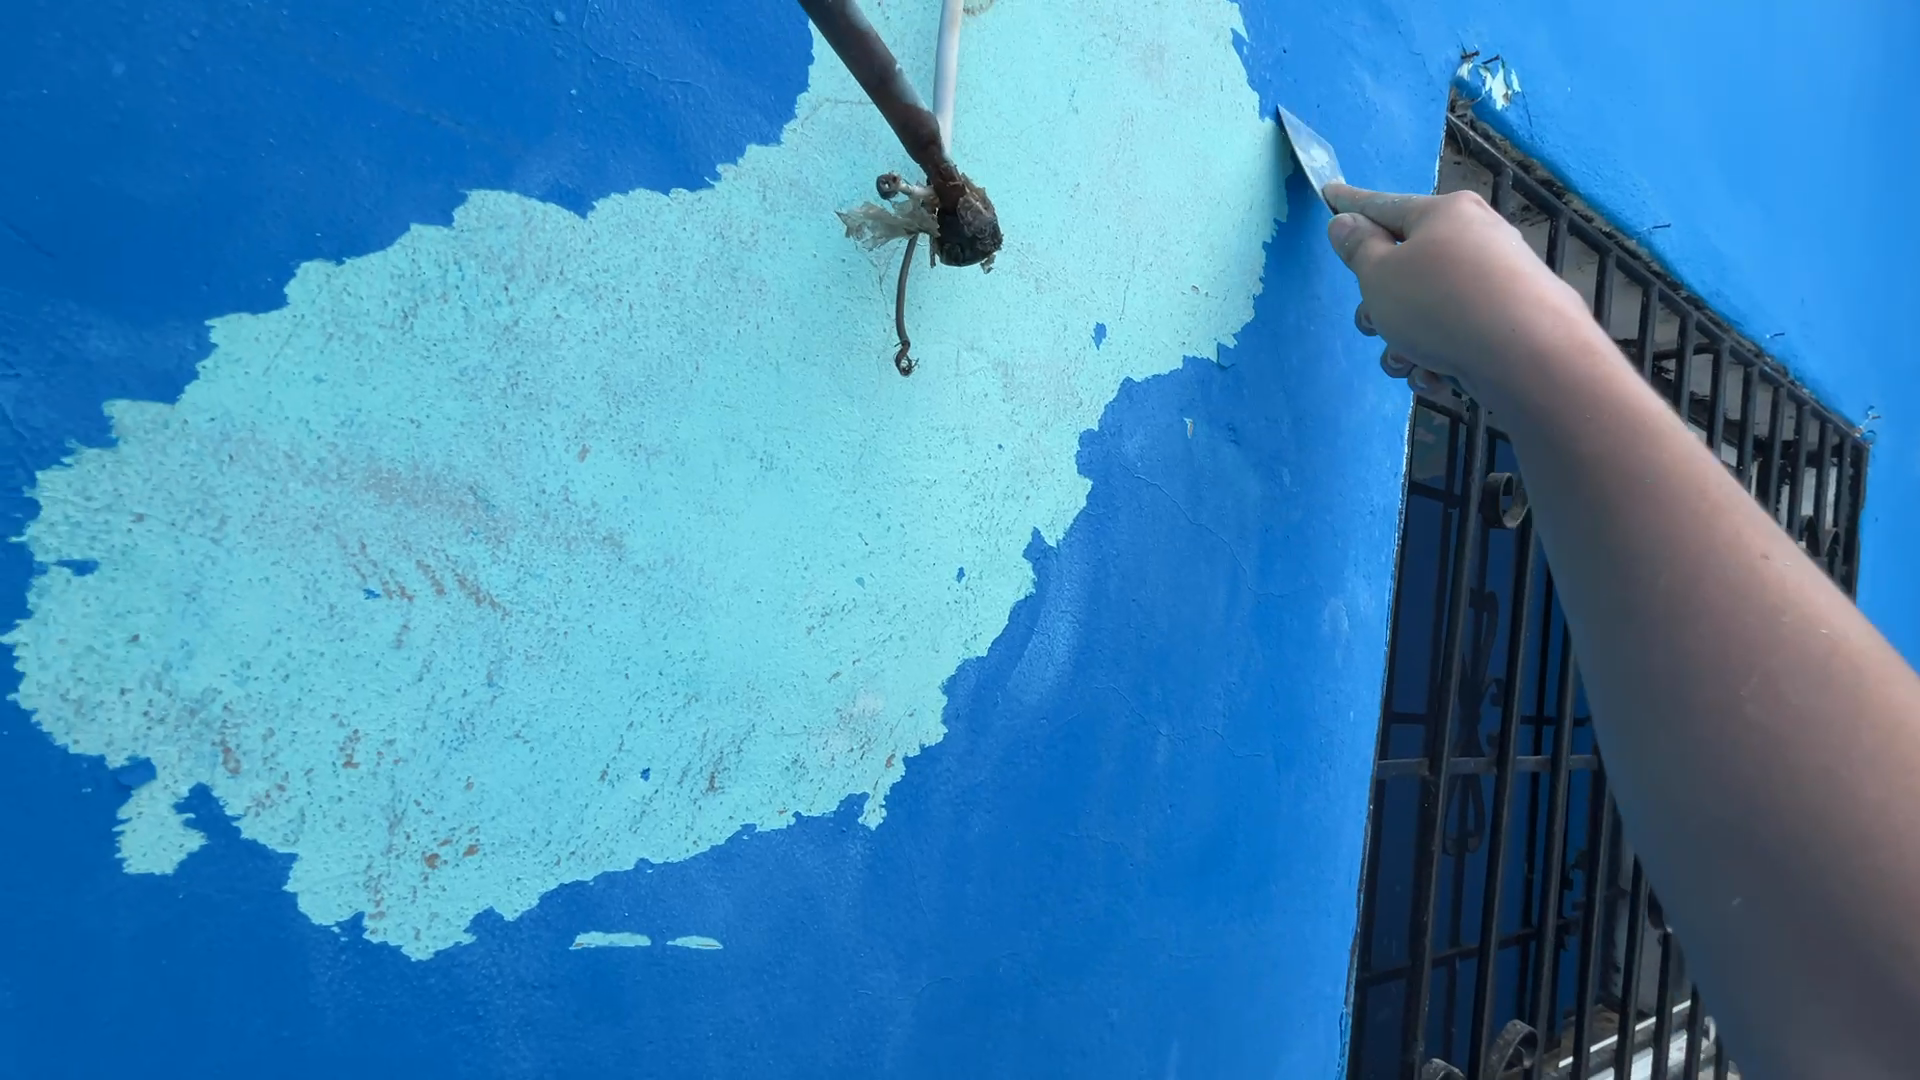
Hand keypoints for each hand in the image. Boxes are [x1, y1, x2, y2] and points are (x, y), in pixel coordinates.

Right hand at [1323, 182, 1596, 403]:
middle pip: (1399, 270)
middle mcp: (1470, 240)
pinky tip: (1437, 375)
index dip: (1349, 205)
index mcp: (1442, 215)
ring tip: (1410, 360)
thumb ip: (1358, 248)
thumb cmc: (1439, 303)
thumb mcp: (1378, 275)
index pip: (1381, 206)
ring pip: (1419, 312)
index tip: (1329, 193)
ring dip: (1402, 343)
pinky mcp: (1501, 321)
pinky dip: (1433, 359)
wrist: (1526, 353)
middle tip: (1375, 324)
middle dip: (1378, 307)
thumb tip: (1345, 222)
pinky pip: (1447, 337)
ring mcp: (1489, 282)